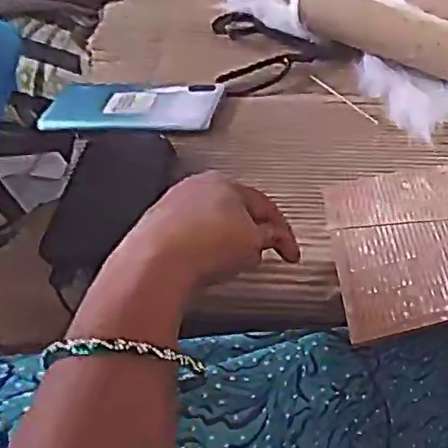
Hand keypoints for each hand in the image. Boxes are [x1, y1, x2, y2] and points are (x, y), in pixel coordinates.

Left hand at [109, 172, 299, 294]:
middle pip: (237, 211)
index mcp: (226, 183)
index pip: (265, 206)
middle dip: (253, 233)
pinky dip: (203, 248)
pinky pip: (191, 235)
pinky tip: (204, 264)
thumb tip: (270, 236)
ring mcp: (174, 203)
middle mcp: (198, 186)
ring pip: (213, 223)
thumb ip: (270, 237)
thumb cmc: (204, 246)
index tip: (291, 253)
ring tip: (229, 263)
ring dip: (227, 242)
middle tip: (261, 254)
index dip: (283, 233)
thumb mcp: (254, 243)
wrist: (157, 262)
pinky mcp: (156, 225)